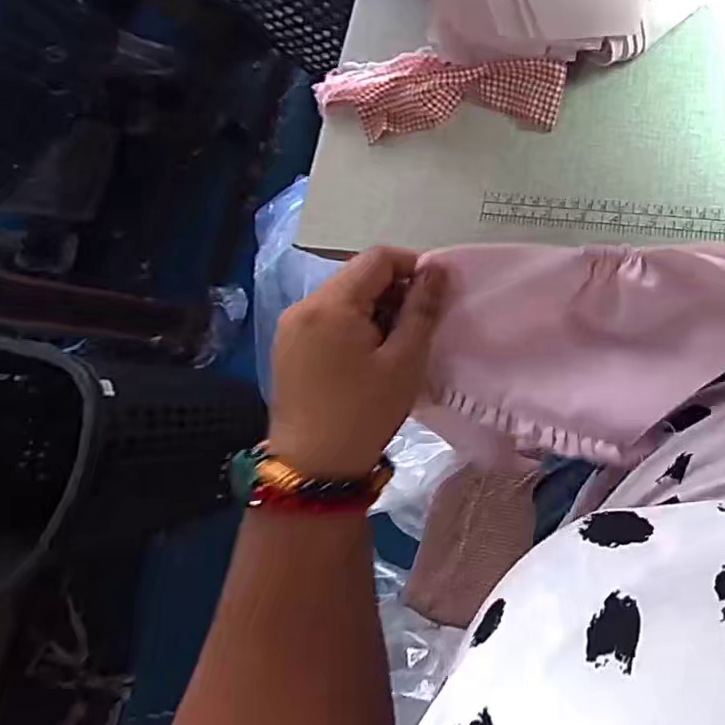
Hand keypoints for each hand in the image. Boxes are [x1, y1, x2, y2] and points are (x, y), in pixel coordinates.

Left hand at [268, 247, 448, 478]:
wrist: (314, 467)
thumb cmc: (366, 410)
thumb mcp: (405, 358)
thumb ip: (422, 308)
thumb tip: (437, 268)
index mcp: (330, 304)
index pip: (378, 258)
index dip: (414, 266)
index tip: (436, 295)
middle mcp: (303, 306)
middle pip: (358, 275)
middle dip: (396, 289)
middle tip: (420, 323)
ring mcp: (291, 326)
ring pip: (344, 296)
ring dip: (377, 307)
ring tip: (398, 343)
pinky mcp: (288, 346)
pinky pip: (329, 317)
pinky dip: (356, 323)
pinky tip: (371, 354)